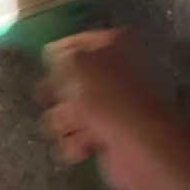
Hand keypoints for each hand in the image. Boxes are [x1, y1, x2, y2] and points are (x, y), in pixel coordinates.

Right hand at [39, 29, 179, 189]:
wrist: (142, 148)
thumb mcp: (78, 63)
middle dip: (57, 92)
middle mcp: (114, 75)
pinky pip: (76, 137)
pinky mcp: (107, 138)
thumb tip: (51, 52)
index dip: (58, 53)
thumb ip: (61, 53)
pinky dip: (73, 144)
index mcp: (113, 47)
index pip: (77, 42)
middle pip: (71, 79)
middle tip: (48, 98)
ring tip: (70, 127)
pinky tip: (78, 148)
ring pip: (69, 110)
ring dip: (62, 121)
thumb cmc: (110, 98)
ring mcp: (111, 108)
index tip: (47, 65)